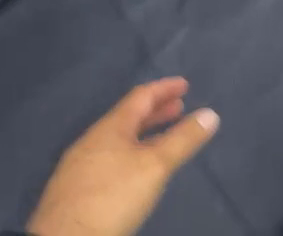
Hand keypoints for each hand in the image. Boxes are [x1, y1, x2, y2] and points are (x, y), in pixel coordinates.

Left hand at [26, 79, 219, 235]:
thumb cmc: (112, 198)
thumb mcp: (156, 166)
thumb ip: (183, 139)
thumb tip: (211, 114)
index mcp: (110, 128)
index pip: (140, 97)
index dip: (164, 89)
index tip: (184, 85)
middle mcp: (91, 141)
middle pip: (127, 118)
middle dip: (155, 113)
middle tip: (178, 109)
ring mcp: (77, 168)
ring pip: (115, 141)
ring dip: (141, 136)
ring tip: (160, 142)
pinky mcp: (71, 193)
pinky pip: (105, 161)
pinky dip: (126, 155)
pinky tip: (132, 173)